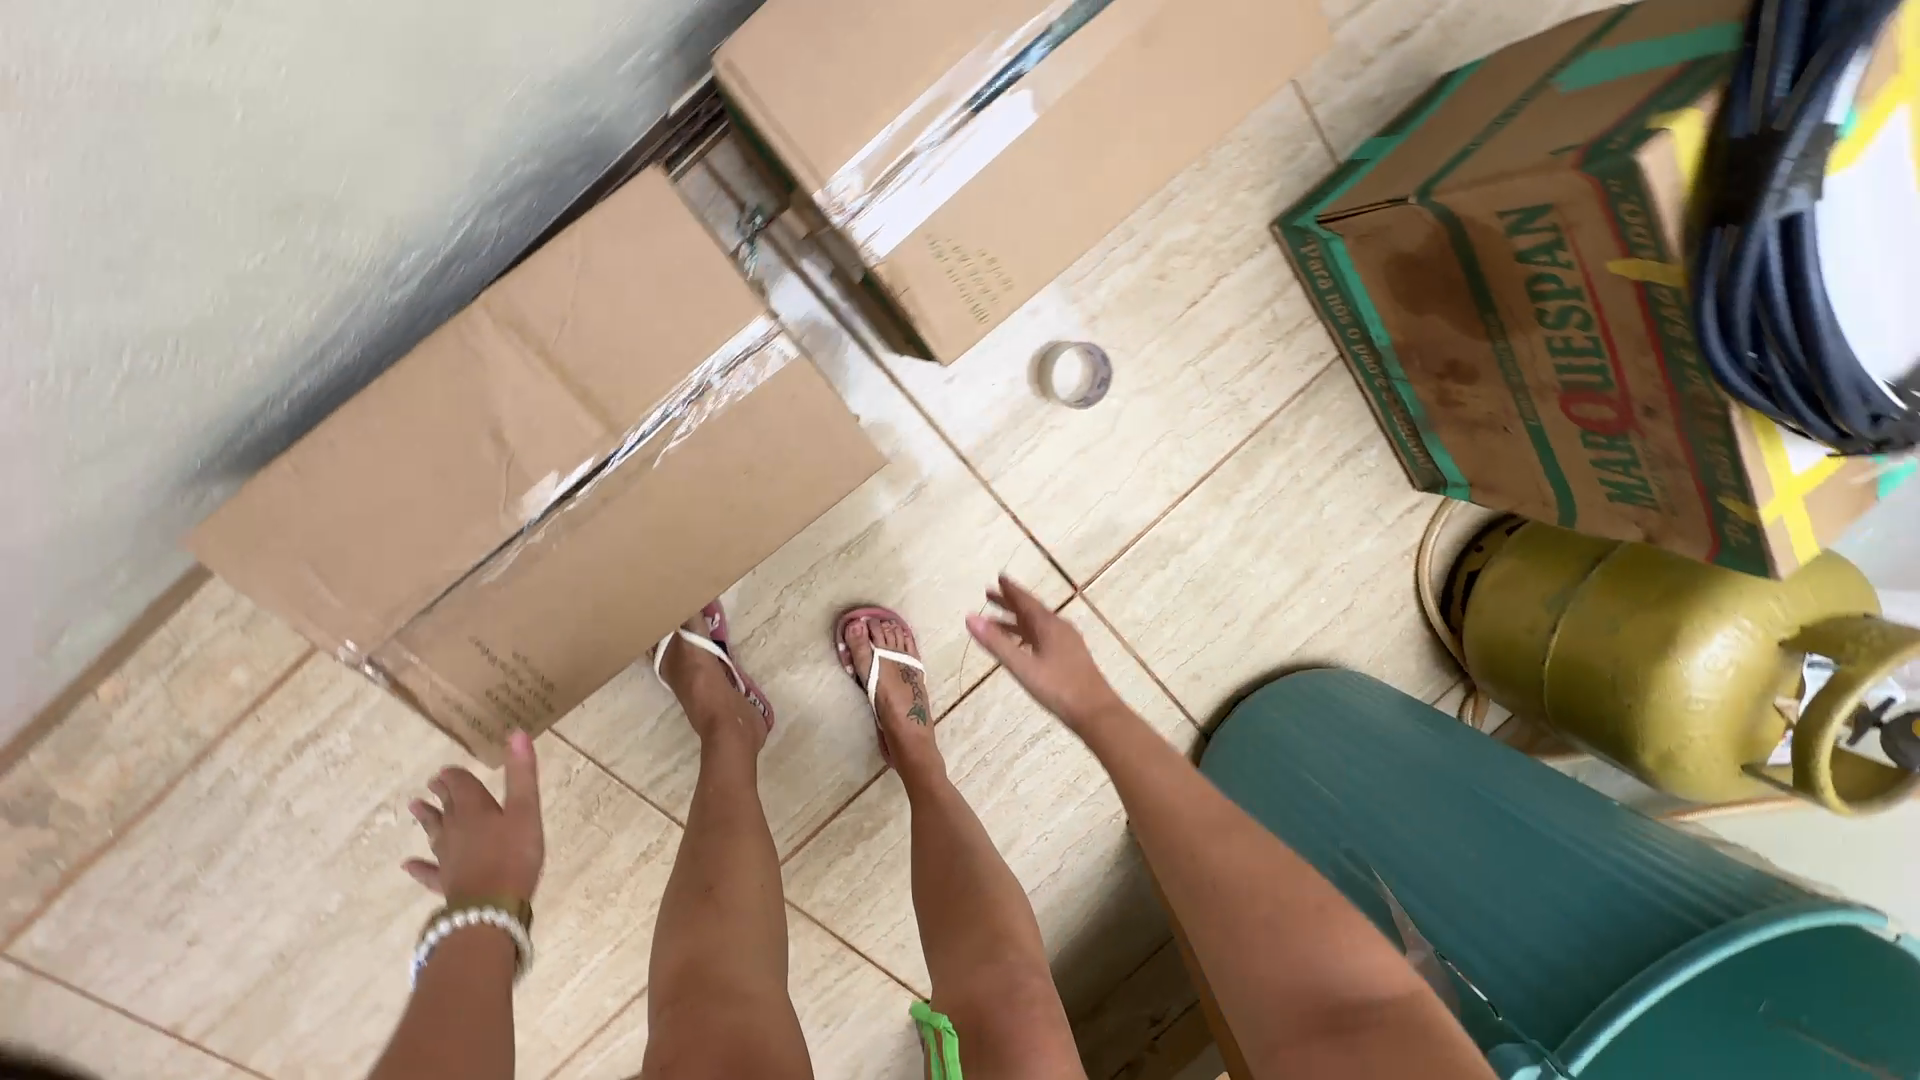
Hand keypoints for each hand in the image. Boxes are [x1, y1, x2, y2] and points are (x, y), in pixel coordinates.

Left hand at [404, 730, 544, 904]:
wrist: (490, 907)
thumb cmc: (514, 854)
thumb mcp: (526, 809)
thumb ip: (522, 773)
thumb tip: (516, 733)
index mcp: (475, 810)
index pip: (461, 786)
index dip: (454, 776)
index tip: (446, 770)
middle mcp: (456, 830)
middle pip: (447, 807)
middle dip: (442, 794)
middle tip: (432, 783)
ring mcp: (448, 858)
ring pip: (435, 834)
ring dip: (427, 820)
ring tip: (414, 808)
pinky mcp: (447, 882)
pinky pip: (430, 872)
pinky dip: (420, 867)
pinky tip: (409, 866)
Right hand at [966, 574, 1127, 731]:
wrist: (1096, 712)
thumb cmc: (1058, 688)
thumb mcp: (1022, 667)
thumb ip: (996, 643)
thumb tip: (970, 617)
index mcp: (1049, 625)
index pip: (1025, 601)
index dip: (1010, 590)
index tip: (998, 577)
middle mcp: (1059, 628)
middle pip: (1031, 610)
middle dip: (1010, 603)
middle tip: (989, 595)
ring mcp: (1067, 642)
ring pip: (1037, 625)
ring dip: (1017, 620)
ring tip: (996, 622)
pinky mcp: (1071, 656)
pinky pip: (1044, 637)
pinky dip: (1028, 635)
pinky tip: (1023, 645)